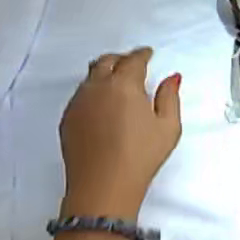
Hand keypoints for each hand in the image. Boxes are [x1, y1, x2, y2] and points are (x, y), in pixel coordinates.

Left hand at [58, 48, 181, 218]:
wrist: (103, 185)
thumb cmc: (140, 156)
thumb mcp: (168, 127)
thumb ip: (170, 97)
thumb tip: (171, 78)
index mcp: (124, 85)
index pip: (133, 60)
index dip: (143, 54)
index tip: (148, 53)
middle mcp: (96, 87)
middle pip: (106, 61)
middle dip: (121, 58)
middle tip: (132, 64)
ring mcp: (78, 102)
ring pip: (90, 77)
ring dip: (104, 73)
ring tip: (117, 83)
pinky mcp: (67, 119)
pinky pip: (80, 95)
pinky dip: (92, 92)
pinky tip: (102, 106)